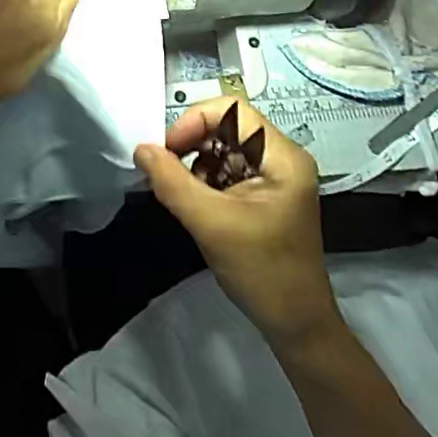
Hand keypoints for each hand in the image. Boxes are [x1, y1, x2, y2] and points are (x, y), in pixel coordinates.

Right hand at [134, 97, 342, 344]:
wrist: (295, 326)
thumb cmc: (261, 272)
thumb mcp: (211, 224)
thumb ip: (173, 182)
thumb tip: (141, 149)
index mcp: (283, 156)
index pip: (234, 110)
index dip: (196, 121)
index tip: (168, 150)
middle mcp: (282, 157)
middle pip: (228, 127)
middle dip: (193, 144)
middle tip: (166, 170)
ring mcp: (275, 177)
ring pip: (225, 149)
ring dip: (197, 164)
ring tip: (182, 192)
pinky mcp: (264, 194)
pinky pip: (228, 170)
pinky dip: (206, 180)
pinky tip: (196, 203)